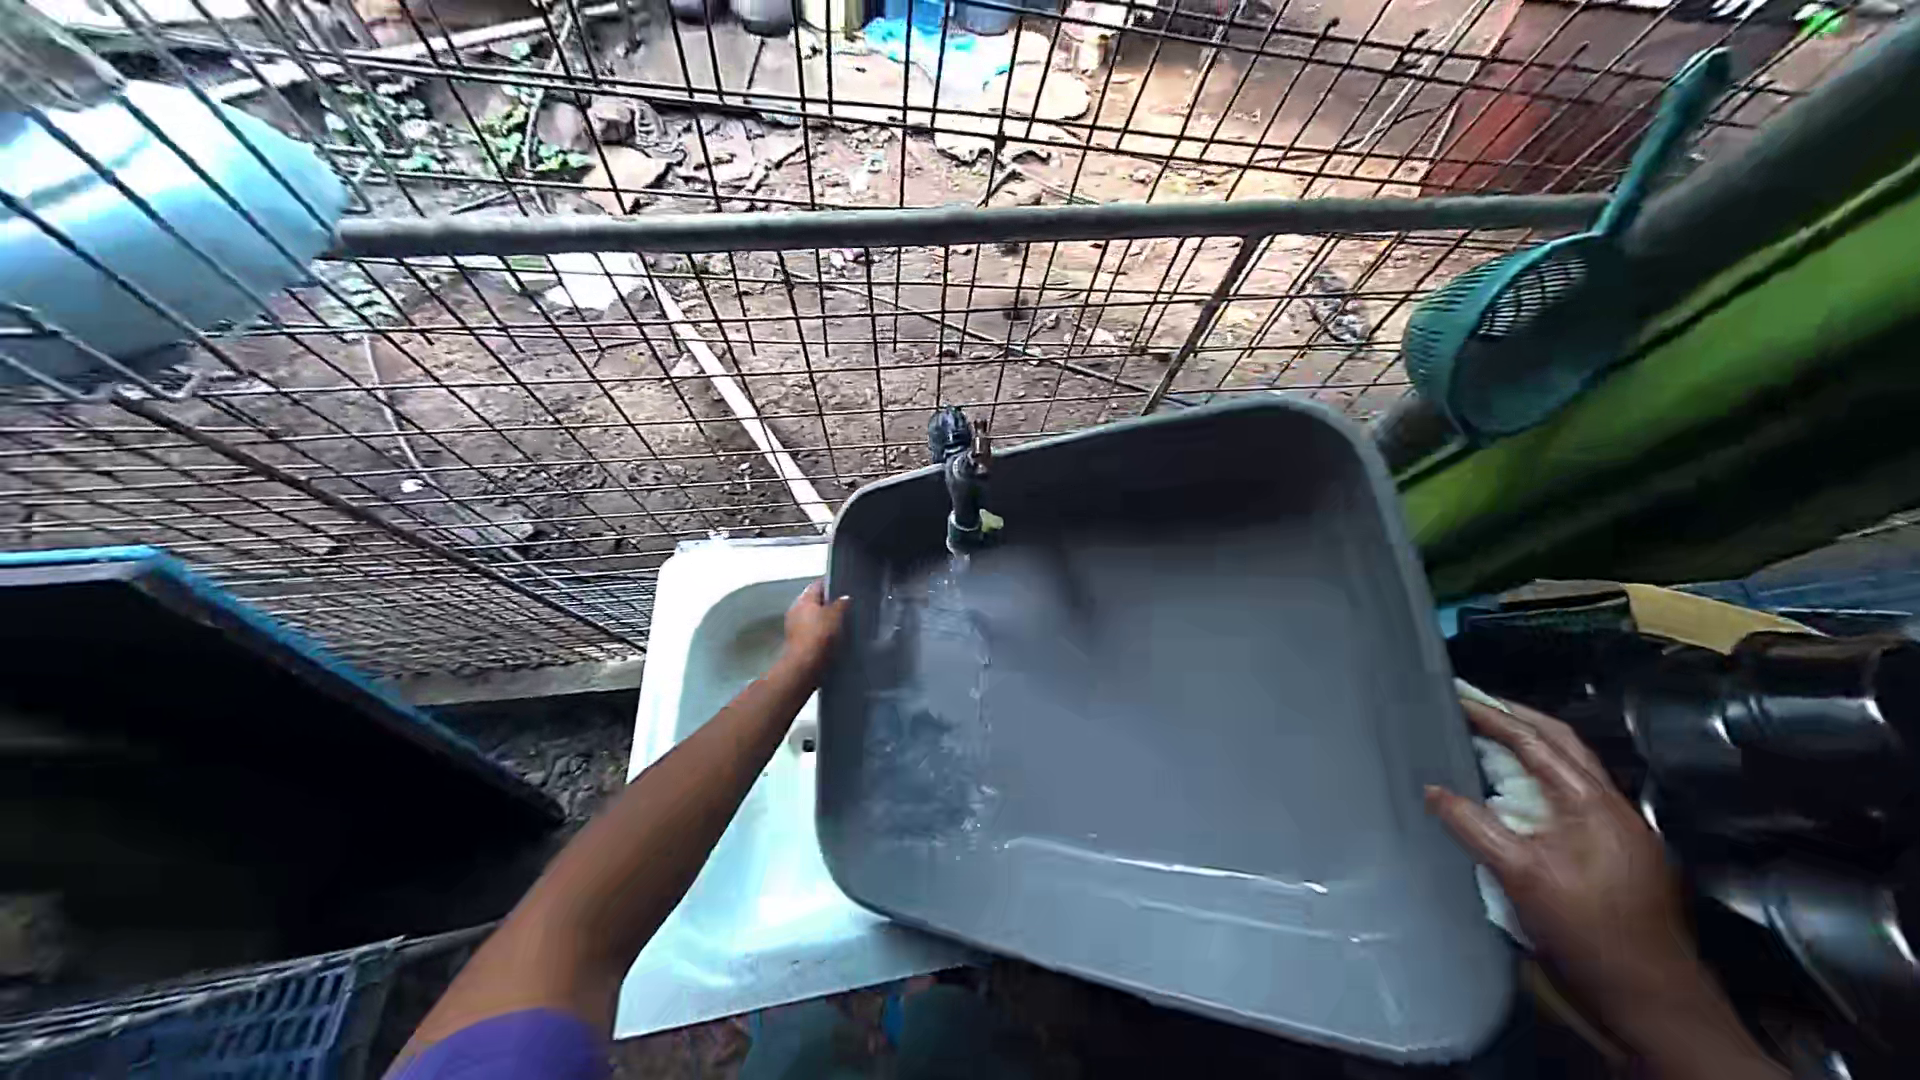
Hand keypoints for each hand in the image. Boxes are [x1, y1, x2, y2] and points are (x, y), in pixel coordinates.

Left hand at [780, 580, 848, 676]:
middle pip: (814, 600)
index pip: (818, 584)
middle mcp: (796, 609)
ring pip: (813, 615)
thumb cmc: (820, 635)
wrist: (805, 666)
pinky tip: (834, 635)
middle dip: (829, 601)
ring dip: (825, 617)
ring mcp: (794, 626)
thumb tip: (845, 597)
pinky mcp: (797, 640)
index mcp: (804, 599)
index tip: (844, 585)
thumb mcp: (835, 616)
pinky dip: (822, 630)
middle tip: (846, 604)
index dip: (831, 583)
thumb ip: (841, 603)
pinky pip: (812, 629)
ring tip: (843, 620)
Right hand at [1426, 698, 1698, 1029]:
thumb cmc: (1589, 934)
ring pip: (1569, 768)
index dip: (1493, 717)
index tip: (1456, 696)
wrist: (1652, 1002)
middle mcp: (1612, 809)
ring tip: (1484, 733)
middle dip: (1516, 718)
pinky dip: (1534, 774)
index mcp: (1594, 805)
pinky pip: (1568, 794)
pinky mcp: (1613, 852)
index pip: (1536, 744)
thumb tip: (1432, 790)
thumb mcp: (1520, 875)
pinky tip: (1509, 784)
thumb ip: (1473, 825)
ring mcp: (1619, 831)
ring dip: (1527, 745)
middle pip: (1562, 744)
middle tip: (1473, 702)